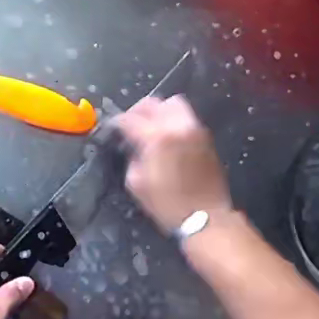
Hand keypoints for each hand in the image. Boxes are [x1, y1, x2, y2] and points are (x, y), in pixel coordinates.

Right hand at [113, 95, 234, 230]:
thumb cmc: (167, 203)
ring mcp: (195, 130)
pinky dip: (173, 121)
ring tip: (150, 127)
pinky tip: (167, 138)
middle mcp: (177, 127)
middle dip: (139, 110)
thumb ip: (133, 157)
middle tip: (131, 123)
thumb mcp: (136, 182)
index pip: (130, 119)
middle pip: (155, 102)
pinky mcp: (206, 138)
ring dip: (159, 112)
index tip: (113, 128)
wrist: (205, 216)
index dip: (117, 122)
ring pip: (174, 105)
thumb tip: (135, 147)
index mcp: (157, 138)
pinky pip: (186, 118)